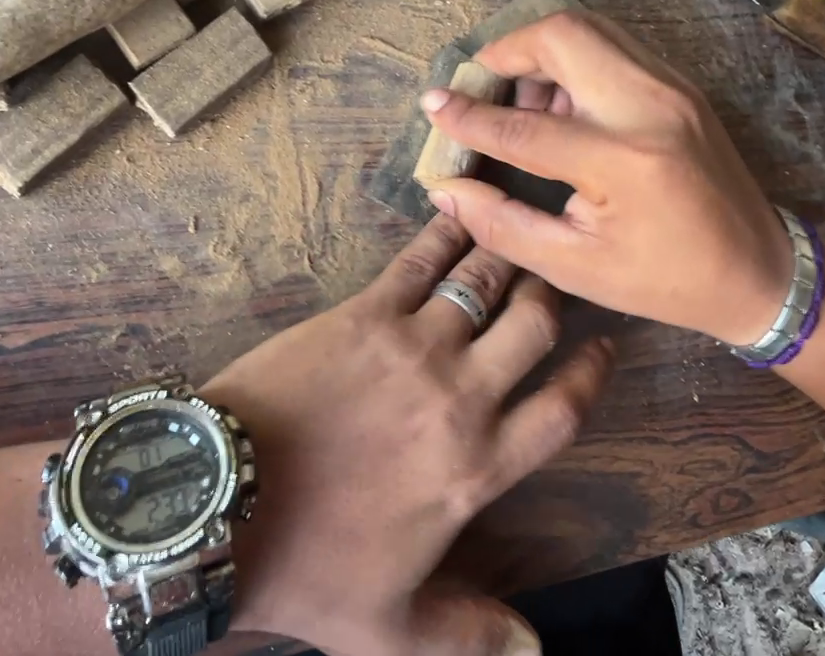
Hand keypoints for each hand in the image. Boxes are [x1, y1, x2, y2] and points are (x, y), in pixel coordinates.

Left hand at [203, 216, 613, 655]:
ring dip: (509, 257)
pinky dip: (446, 235)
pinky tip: (458, 211)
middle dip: (553, 297)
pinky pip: (419, 263)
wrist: (219, 504)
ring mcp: (413, 347)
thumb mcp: (390, 627)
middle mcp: (460, 396)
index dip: (593, 373)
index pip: (563, 410)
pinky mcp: (365, 314)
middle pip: (533, 326)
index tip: (605, 346)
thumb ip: (470, 633)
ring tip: (519, 236)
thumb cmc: (307, 564)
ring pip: (484, 283)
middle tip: (554, 282)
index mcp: (476, 467)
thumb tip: (535, 651)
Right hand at [419, 11, 791, 345]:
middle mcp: (649, 106)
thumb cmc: (665, 279)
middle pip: (562, 35)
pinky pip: (613, 45)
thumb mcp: (576, 268)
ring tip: (520, 100)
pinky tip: (561, 104)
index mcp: (622, 161)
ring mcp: (672, 86)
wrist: (760, 269)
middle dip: (507, 51)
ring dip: (541, 52)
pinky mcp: (680, 84)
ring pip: (589, 29)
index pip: (524, 126)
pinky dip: (574, 59)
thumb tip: (445, 188)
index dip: (469, 116)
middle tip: (480, 86)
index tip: (433, 104)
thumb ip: (503, 225)